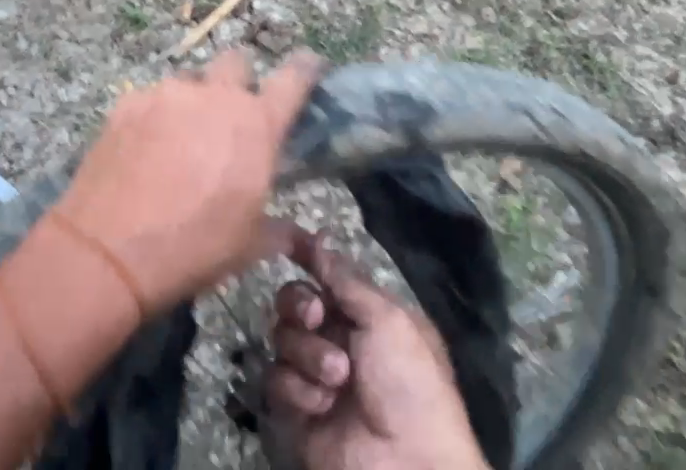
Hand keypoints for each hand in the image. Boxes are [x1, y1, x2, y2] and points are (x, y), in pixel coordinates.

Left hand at [52, 49, 324, 312]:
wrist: (110, 250)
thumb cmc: (194, 247)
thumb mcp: (248, 246)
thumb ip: (277, 230)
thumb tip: (294, 235)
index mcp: (257, 124)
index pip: (294, 77)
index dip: (306, 67)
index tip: (310, 66)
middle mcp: (215, 96)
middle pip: (236, 61)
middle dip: (238, 81)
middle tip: (230, 116)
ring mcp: (167, 94)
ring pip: (189, 79)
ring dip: (194, 99)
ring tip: (181, 137)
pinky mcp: (127, 103)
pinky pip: (150, 97)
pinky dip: (155, 115)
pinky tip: (144, 148)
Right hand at [265, 233, 489, 469]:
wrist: (405, 464)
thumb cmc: (408, 382)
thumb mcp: (387, 320)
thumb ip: (346, 279)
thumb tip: (320, 237)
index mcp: (368, 314)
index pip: (329, 275)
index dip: (308, 258)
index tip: (289, 244)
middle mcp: (339, 337)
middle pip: (296, 302)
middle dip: (301, 307)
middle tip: (316, 319)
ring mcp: (315, 373)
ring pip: (283, 339)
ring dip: (308, 355)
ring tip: (337, 379)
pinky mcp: (296, 408)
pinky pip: (277, 379)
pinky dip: (299, 390)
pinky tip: (322, 406)